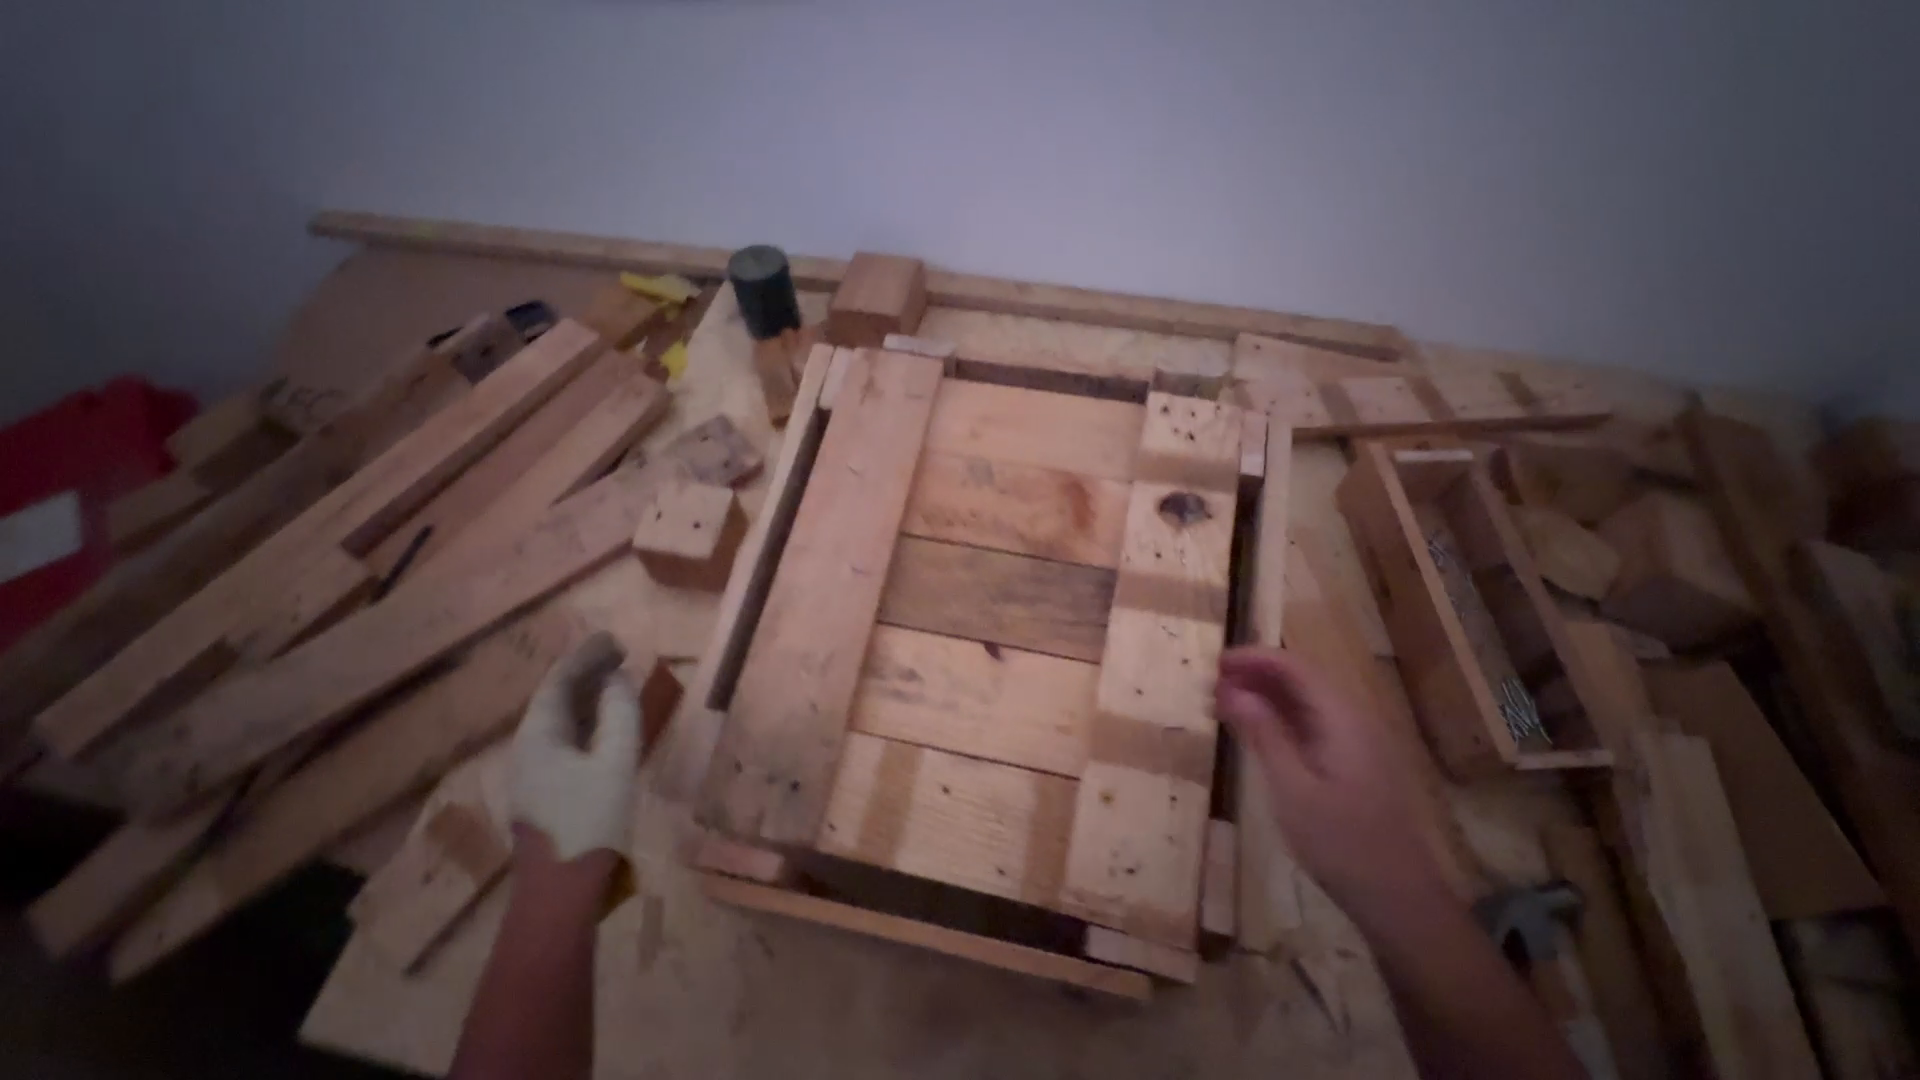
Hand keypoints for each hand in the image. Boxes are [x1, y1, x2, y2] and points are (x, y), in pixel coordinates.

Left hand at [510, 632, 640, 864]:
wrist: (561, 890)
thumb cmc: (589, 820)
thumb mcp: (615, 762)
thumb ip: (619, 714)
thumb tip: (617, 681)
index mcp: (537, 736)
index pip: (558, 682)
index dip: (586, 656)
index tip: (614, 639)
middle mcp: (527, 748)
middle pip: (556, 698)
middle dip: (586, 672)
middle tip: (620, 654)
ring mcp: (533, 772)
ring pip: (561, 720)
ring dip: (588, 696)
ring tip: (617, 679)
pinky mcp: (546, 791)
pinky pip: (566, 740)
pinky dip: (588, 721)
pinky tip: (606, 723)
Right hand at [1214, 647, 1445, 917]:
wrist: (1398, 898)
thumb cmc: (1340, 843)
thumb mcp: (1291, 789)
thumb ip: (1264, 734)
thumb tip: (1233, 690)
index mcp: (1343, 720)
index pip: (1296, 668)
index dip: (1254, 658)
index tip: (1214, 663)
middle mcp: (1355, 721)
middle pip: (1303, 680)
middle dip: (1256, 675)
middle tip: (1211, 686)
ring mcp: (1357, 744)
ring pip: (1308, 703)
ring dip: (1266, 697)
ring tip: (1224, 705)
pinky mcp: (1355, 765)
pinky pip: (1314, 725)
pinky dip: (1281, 721)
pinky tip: (1256, 733)